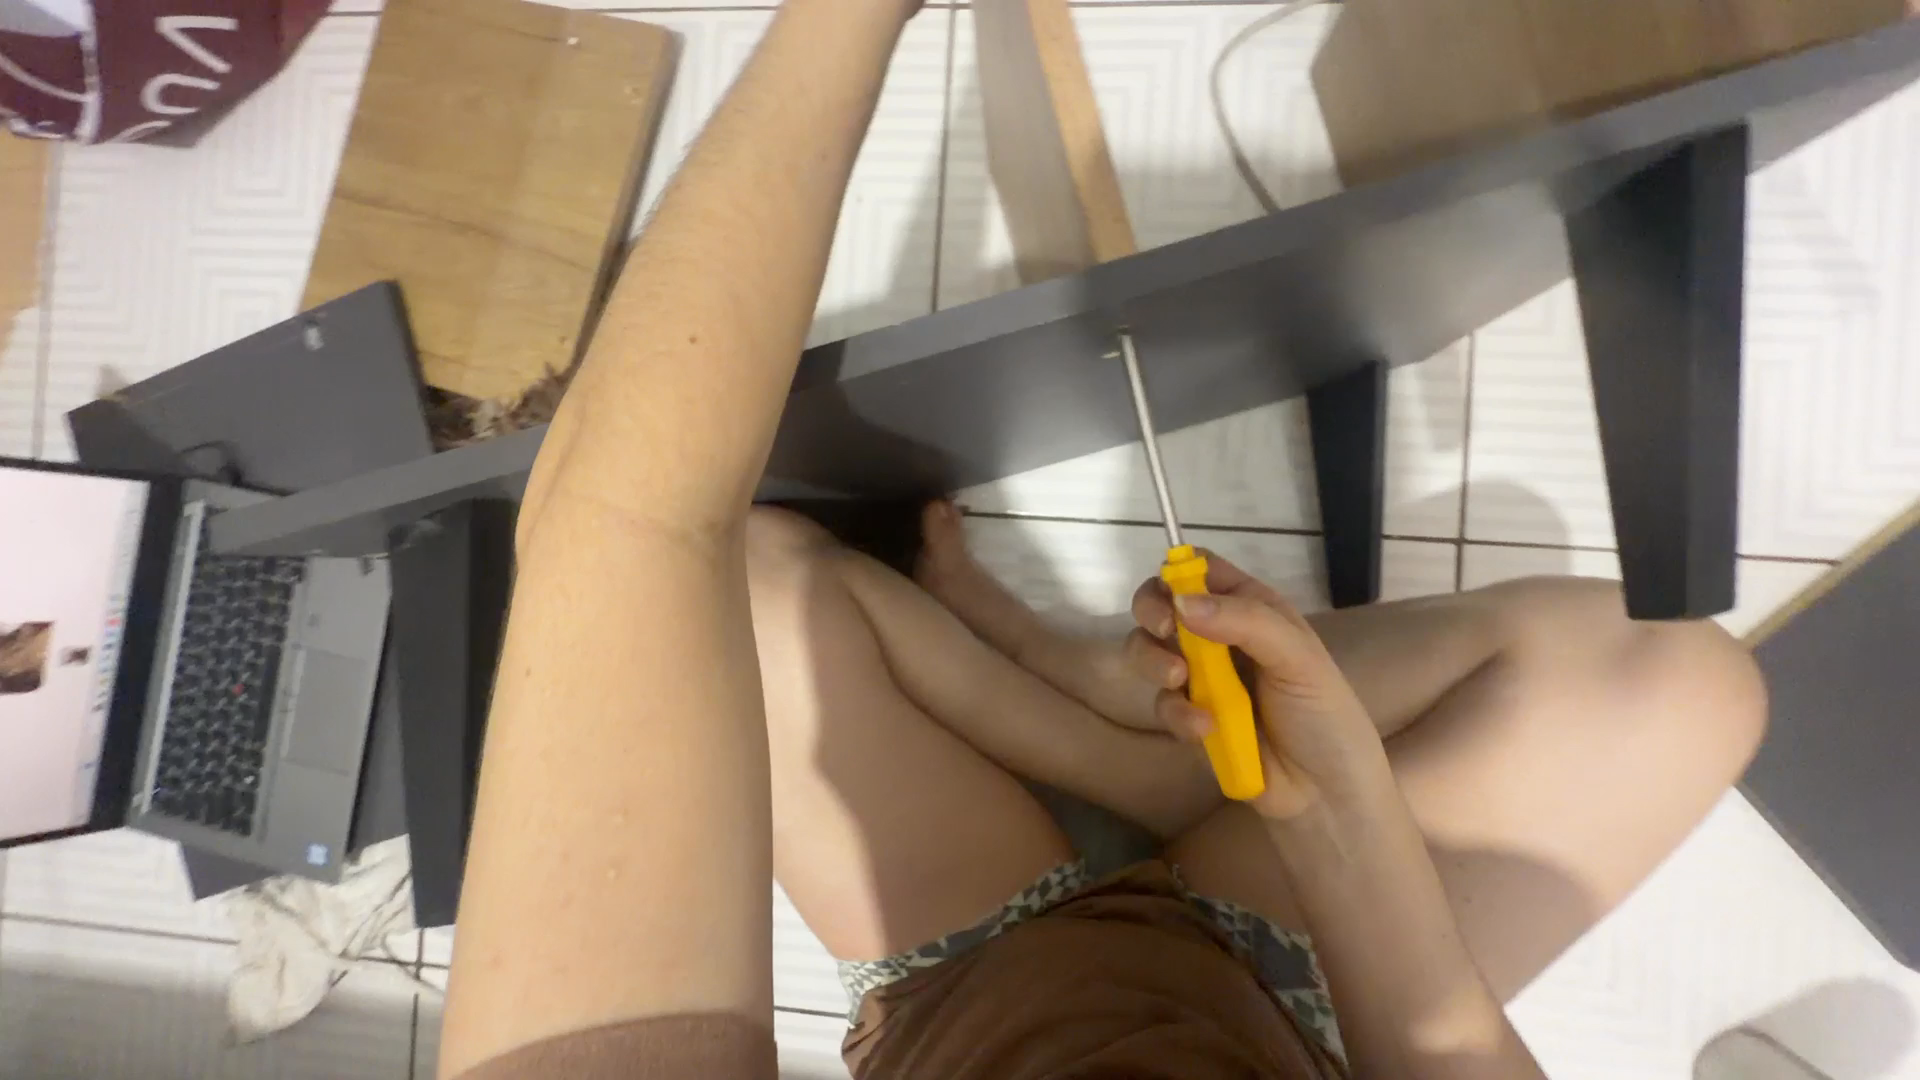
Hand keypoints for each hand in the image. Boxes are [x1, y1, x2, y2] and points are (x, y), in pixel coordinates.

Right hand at [1127, 554, 1394, 820]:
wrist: (1324, 797)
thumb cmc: (1324, 717)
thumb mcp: (1298, 659)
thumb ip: (1245, 622)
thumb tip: (1182, 602)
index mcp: (1250, 608)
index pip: (1200, 568)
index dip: (1178, 571)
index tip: (1173, 592)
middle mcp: (1218, 635)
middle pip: (1161, 602)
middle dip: (1152, 612)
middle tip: (1163, 630)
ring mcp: (1200, 677)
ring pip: (1148, 649)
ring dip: (1153, 661)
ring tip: (1178, 681)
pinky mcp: (1187, 715)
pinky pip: (1161, 702)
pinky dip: (1176, 713)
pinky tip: (1204, 729)